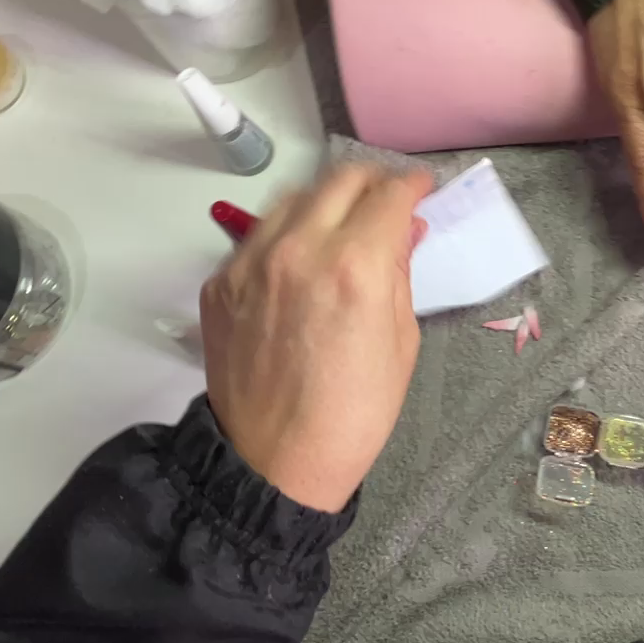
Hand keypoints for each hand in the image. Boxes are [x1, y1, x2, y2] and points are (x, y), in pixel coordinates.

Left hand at [200, 165, 432, 512]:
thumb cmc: (354, 414)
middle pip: (340, 180)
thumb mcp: (401, 342)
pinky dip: (289, 234)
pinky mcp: (221, 282)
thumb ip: (400, 274)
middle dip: (374, 181)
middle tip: (389, 198)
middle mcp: (298, 250)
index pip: (389, 196)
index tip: (422, 189)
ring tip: (344, 222)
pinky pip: (259, 236)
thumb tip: (404, 231)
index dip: (413, 186)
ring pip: (294, 197)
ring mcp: (250, 263)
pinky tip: (302, 261)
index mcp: (355, 267)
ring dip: (328, 199)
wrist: (275, 462)